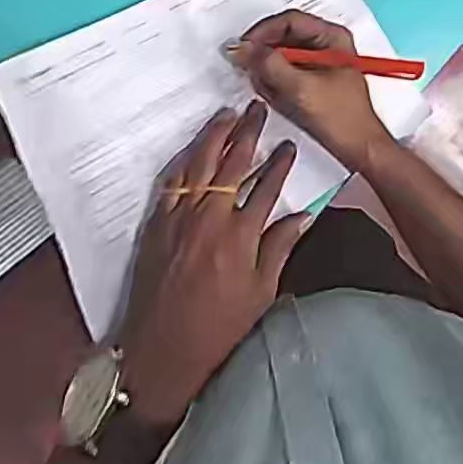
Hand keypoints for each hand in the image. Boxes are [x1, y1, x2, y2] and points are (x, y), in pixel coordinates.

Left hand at [117, 102, 308, 427]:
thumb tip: (304, 214)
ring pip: (199, 163)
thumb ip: (280, 246)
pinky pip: (172, 182)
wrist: (161, 354)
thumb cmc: (219, 327)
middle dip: (248, 132)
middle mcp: (210, 218)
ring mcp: (180, 218)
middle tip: (257, 109)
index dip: (280, 162)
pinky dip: (186, 160)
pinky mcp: (157, 224)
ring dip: (215, 135)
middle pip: (232, 163)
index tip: (289, 145)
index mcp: (240, 235)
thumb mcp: (261, 292)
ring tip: (228, 115)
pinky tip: (194, 148)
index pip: (267, 185)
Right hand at [236, 10, 394, 173]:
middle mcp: (326, 44)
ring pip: (281, 55)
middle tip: (250, 67)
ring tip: (268, 87)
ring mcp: (318, 61)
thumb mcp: (301, 88)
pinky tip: (275, 95)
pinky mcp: (312, 78)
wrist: (357, 146)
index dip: (263, 32)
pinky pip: (285, 71)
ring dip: (269, 70)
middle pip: (284, 36)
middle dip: (265, 53)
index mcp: (332, 37)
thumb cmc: (343, 118)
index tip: (244, 47)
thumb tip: (246, 49)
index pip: (290, 20)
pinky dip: (275, 81)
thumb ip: (271, 65)